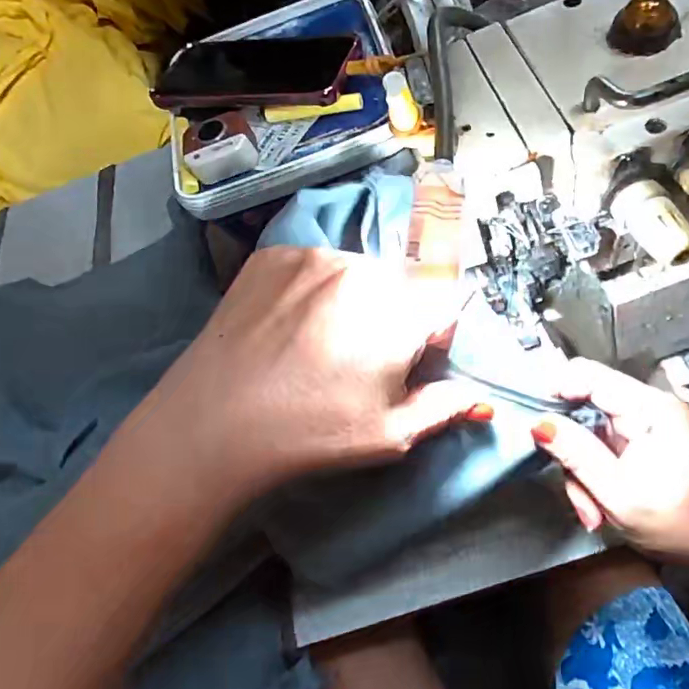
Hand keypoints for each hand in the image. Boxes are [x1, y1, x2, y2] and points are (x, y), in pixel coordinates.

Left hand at [118, 247, 484, 506]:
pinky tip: (288, 327)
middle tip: (358, 362)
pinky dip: (314, 289)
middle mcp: (361, 267)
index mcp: (399, 309)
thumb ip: (444, 407)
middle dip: (395, 318)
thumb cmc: (310, 433)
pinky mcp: (271, 255)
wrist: (212, 423)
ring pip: (357, 273)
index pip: (446, 304)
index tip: (407, 366)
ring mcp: (311, 256)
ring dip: (354, 301)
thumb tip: (477, 396)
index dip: (433, 338)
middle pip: (402, 286)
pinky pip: (314, 266)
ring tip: (317, 344)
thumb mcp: (390, 434)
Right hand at [530, 358, 688, 572]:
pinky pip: (606, 451)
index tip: (533, 424)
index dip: (554, 390)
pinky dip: (598, 479)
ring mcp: (647, 428)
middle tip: (577, 496)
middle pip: (586, 410)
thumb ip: (577, 455)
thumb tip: (539, 424)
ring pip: (591, 436)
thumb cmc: (683, 523)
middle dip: (572, 453)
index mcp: (650, 408)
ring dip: (584, 475)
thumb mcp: (620, 493)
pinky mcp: (645, 446)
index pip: (588, 375)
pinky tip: (604, 510)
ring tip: (595, 515)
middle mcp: (649, 408)